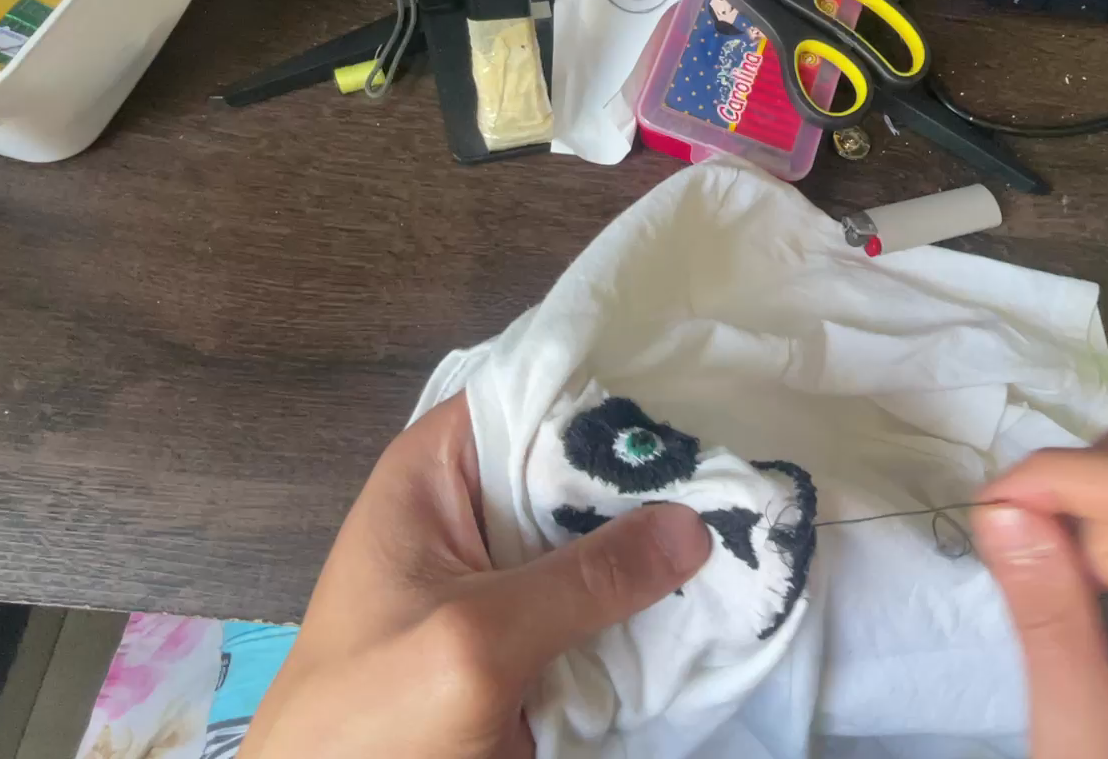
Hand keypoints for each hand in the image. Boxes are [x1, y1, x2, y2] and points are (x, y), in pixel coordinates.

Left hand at [241, 393, 711, 758]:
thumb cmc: (372, 717)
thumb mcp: (476, 640)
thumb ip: (583, 581)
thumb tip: (696, 525)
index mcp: (437, 466)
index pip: (530, 391)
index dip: (605, 389)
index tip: (685, 396)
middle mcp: (471, 498)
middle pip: (569, 456)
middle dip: (640, 464)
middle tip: (728, 459)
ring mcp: (499, 561)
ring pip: (588, 522)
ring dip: (647, 527)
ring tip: (735, 505)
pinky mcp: (522, 618)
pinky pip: (591, 582)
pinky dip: (637, 583)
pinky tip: (701, 573)